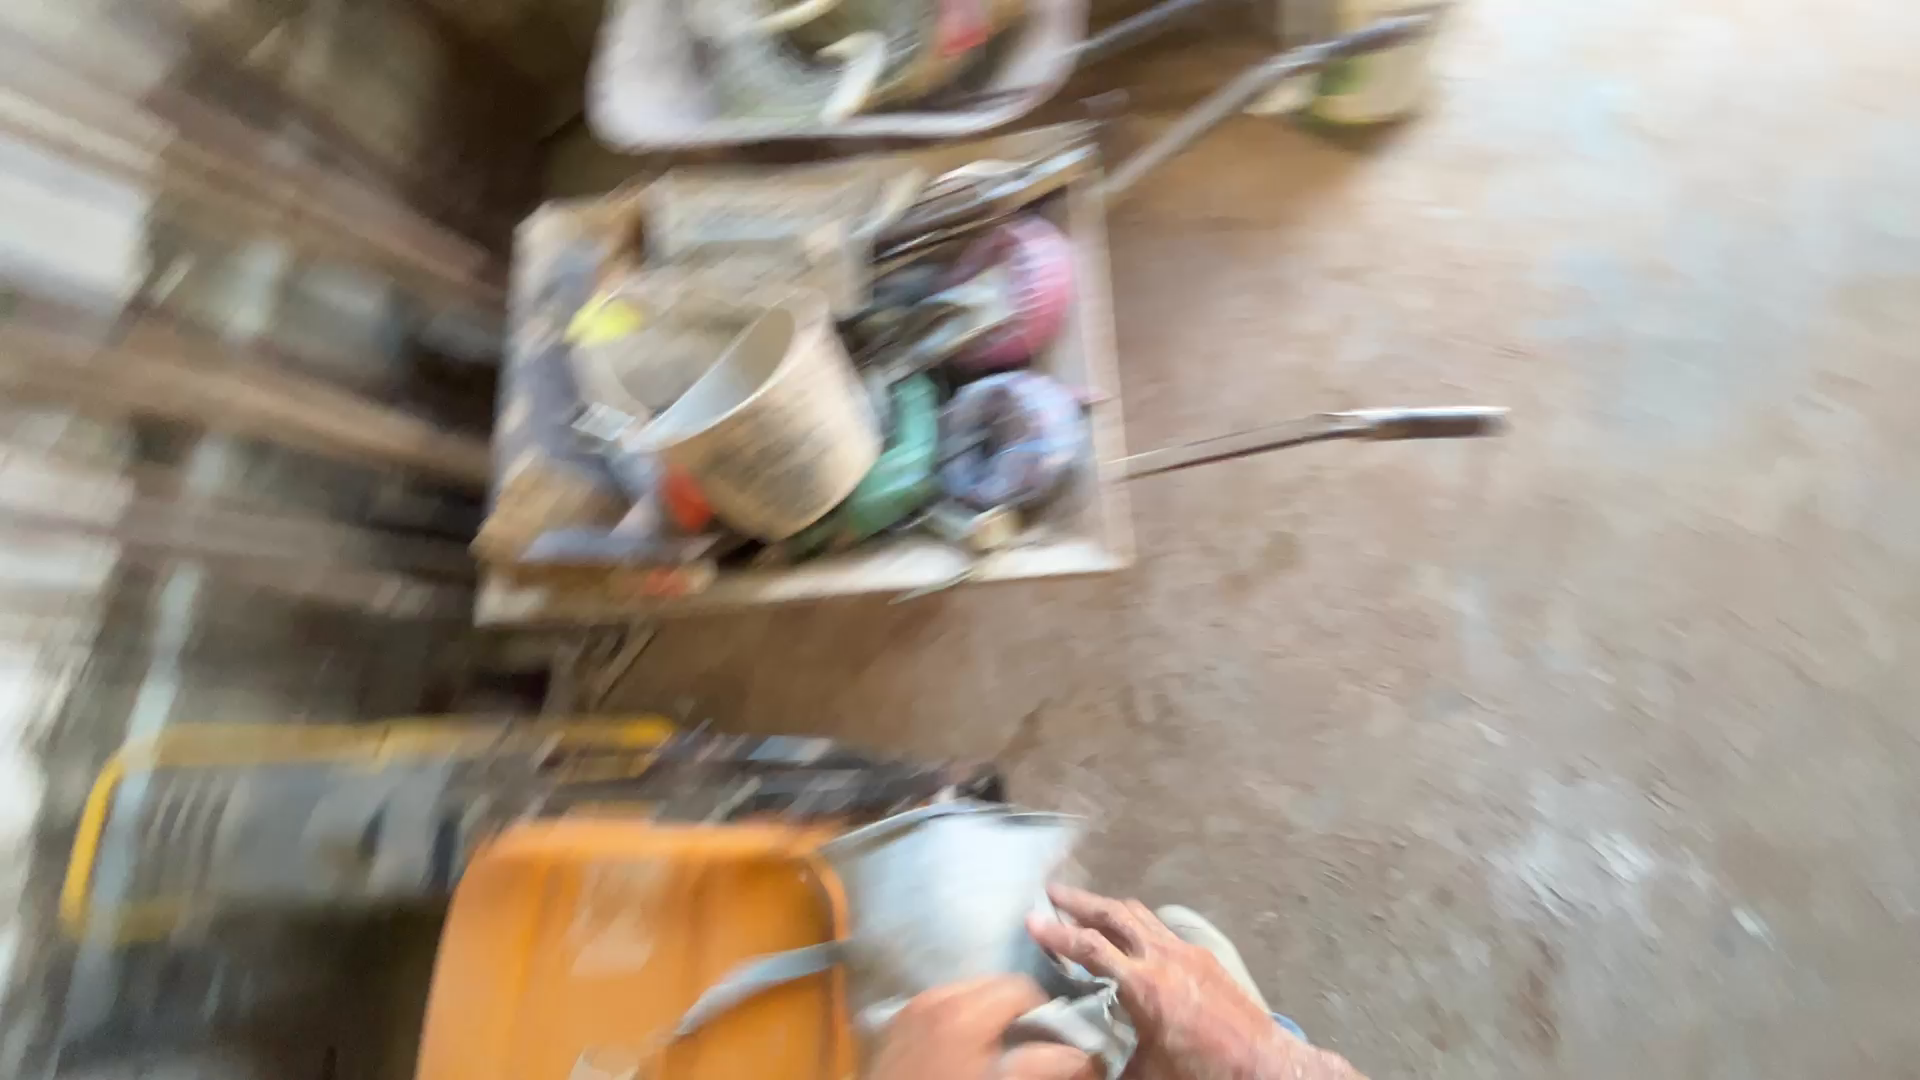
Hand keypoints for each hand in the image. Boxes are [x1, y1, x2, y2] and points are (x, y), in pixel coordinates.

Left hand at [867, 974, 1099, 1079]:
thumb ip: (1037, 1066)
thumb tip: (1079, 1056)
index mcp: (966, 1014)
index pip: (1022, 990)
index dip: (1048, 1016)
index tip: (1060, 1041)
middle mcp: (941, 997)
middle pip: (999, 984)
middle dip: (1021, 1009)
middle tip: (1034, 1041)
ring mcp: (917, 1003)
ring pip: (972, 988)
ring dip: (993, 1008)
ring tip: (1001, 1042)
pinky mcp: (901, 1016)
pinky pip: (944, 998)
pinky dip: (963, 1011)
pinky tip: (966, 1042)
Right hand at [1027, 886, 1361, 1079]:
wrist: (1268, 1067)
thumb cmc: (1203, 1073)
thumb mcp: (1150, 1075)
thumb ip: (1113, 1067)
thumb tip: (1081, 1068)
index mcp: (1143, 986)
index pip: (1090, 948)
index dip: (1057, 932)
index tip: (1031, 918)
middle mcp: (1161, 957)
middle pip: (1113, 914)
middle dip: (1079, 900)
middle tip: (1053, 891)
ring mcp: (1184, 951)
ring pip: (1138, 913)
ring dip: (1108, 905)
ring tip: (1086, 903)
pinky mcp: (1201, 955)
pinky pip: (1159, 927)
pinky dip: (1136, 922)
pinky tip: (1131, 932)